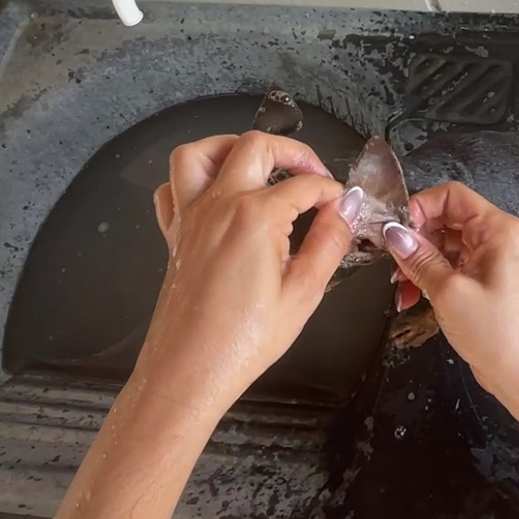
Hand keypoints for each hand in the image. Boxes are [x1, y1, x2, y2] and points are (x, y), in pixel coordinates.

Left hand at [136, 132, 359, 415]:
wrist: (190, 371)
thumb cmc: (245, 339)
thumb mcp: (305, 291)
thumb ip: (330, 241)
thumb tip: (345, 211)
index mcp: (256, 216)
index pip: (306, 184)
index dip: (333, 191)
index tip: (345, 207)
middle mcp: (219, 205)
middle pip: (255, 146)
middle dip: (293, 151)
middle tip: (314, 174)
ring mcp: (191, 216)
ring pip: (200, 152)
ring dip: (233, 147)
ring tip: (262, 164)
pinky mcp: (175, 235)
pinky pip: (173, 188)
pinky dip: (196, 179)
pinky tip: (221, 194)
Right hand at [385, 182, 518, 399]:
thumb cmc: (497, 332)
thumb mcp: (447, 291)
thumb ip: (418, 257)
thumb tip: (394, 233)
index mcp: (498, 229)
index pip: (452, 195)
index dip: (421, 207)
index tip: (397, 230)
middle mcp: (499, 238)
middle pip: (447, 219)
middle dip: (416, 238)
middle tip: (394, 261)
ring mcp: (492, 259)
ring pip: (445, 244)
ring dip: (419, 260)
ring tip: (401, 285)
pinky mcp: (485, 279)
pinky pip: (452, 264)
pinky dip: (430, 275)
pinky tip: (412, 294)